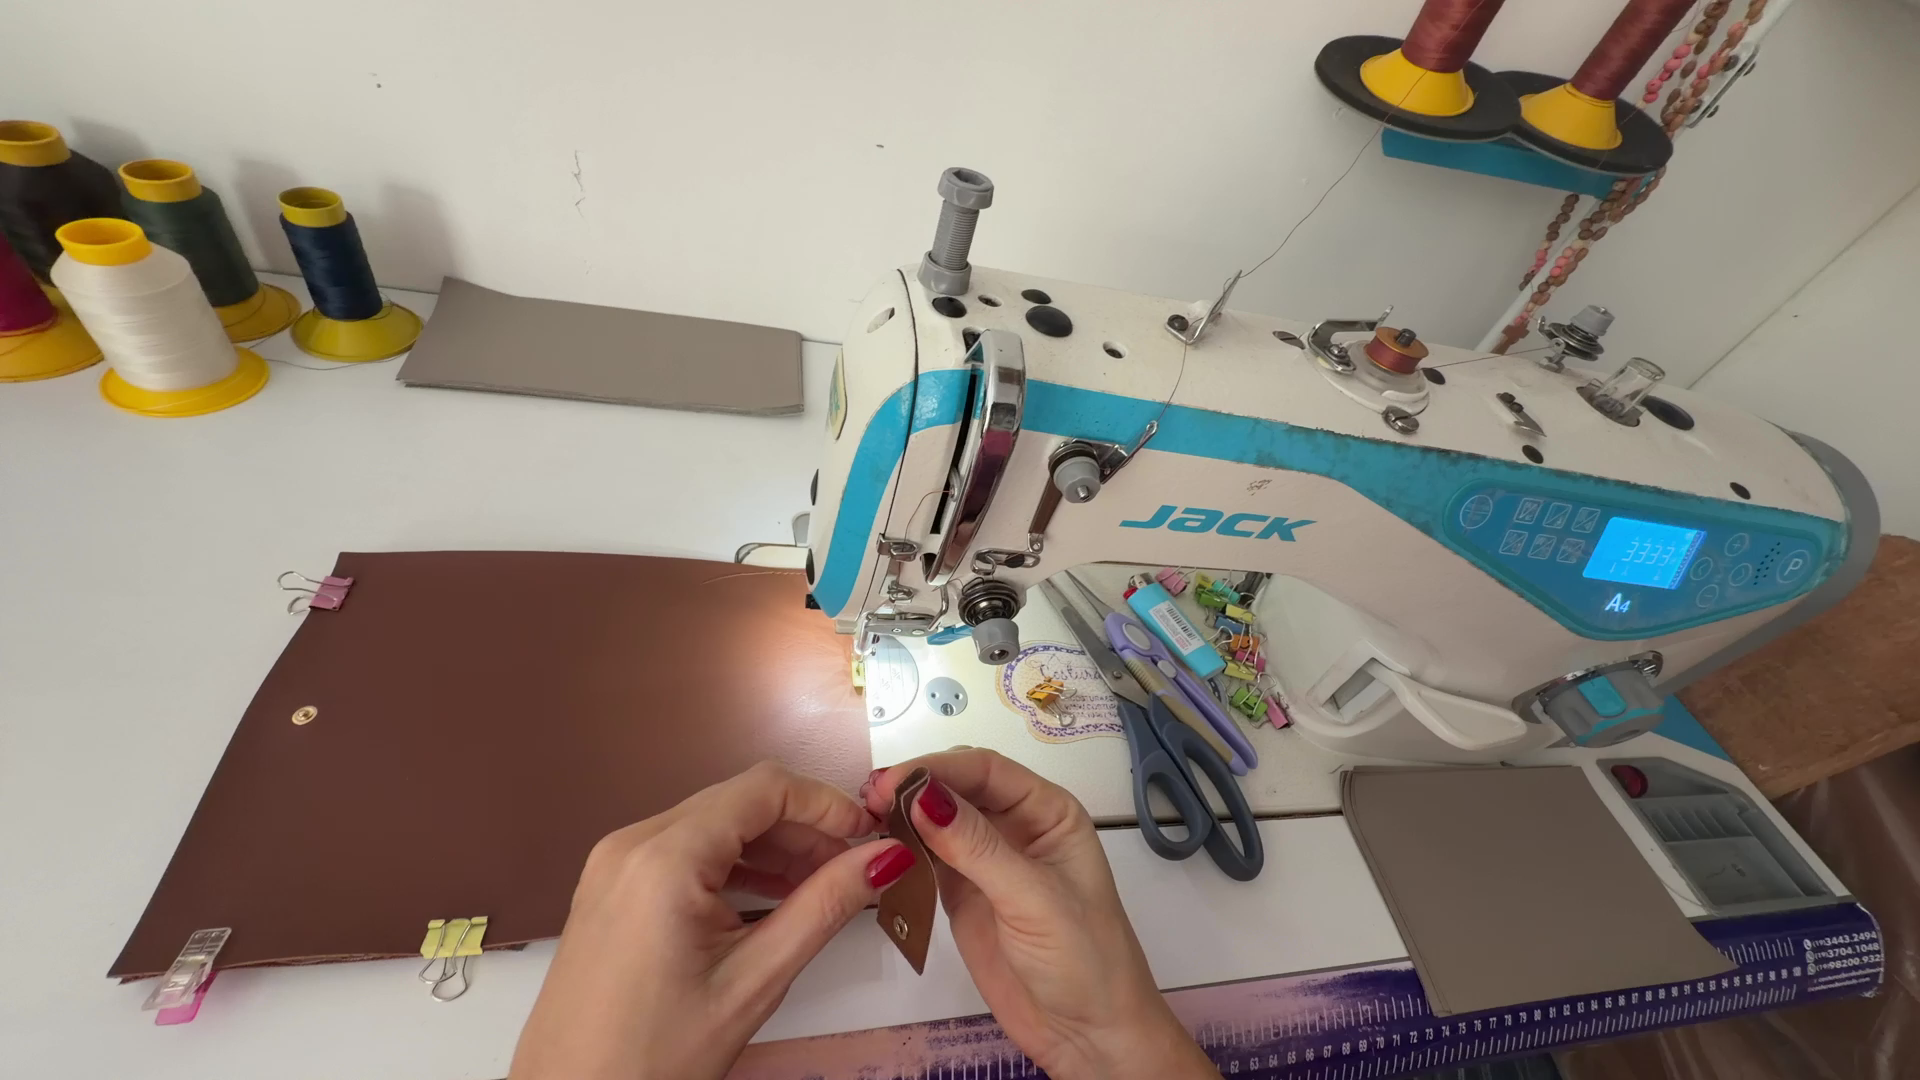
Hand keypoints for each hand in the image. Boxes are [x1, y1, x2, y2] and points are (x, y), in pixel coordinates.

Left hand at [511, 761, 916, 1079]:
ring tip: (821, 883)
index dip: (826, 802)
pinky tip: (772, 894)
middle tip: (853, 864)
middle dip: (804, 825)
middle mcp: (634, 839)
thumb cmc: (655, 1060)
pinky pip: (689, 848)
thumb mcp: (755, 981)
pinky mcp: (613, 883)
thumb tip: (889, 855)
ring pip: (717, 822)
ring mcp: (617, 860)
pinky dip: (737, 861)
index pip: (765, 788)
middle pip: (741, 800)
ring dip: (773, 844)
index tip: (870, 832)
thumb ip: (826, 905)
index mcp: (666, 855)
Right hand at [864, 749, 1212, 1079]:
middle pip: (960, 786)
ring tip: (866, 814)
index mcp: (1047, 810)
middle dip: (918, 785)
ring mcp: (987, 858)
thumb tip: (922, 796)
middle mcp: (1016, 824)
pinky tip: (881, 843)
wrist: (1088, 1038)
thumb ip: (978, 848)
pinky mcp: (963, 890)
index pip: (988, 771)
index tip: (896, 779)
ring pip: (940, 817)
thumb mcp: (1033, 899)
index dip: (941, 768)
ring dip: (905, 812)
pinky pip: (929, 855)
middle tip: (872, 795)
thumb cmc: (1084, 960)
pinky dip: (905, 847)